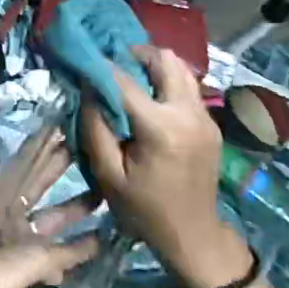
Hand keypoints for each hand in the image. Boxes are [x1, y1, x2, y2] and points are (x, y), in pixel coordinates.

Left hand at [0, 128, 100, 287]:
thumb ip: (36, 258)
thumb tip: (78, 245)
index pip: (17, 171)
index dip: (38, 148)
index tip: (59, 123)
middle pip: (31, 187)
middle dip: (56, 167)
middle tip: (87, 146)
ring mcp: (4, 244)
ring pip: (42, 218)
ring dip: (70, 208)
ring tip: (103, 191)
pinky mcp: (11, 267)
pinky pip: (44, 250)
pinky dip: (67, 246)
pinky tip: (94, 242)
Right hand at [82, 46, 250, 287]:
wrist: (193, 234)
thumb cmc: (144, 209)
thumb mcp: (107, 173)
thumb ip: (95, 127)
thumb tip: (87, 90)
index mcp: (162, 128)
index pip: (125, 82)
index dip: (99, 65)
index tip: (79, 55)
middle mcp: (189, 114)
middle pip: (165, 61)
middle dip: (133, 53)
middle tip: (108, 60)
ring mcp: (205, 117)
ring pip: (181, 69)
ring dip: (151, 64)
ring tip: (125, 73)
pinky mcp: (209, 122)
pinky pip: (186, 86)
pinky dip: (163, 80)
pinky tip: (144, 94)